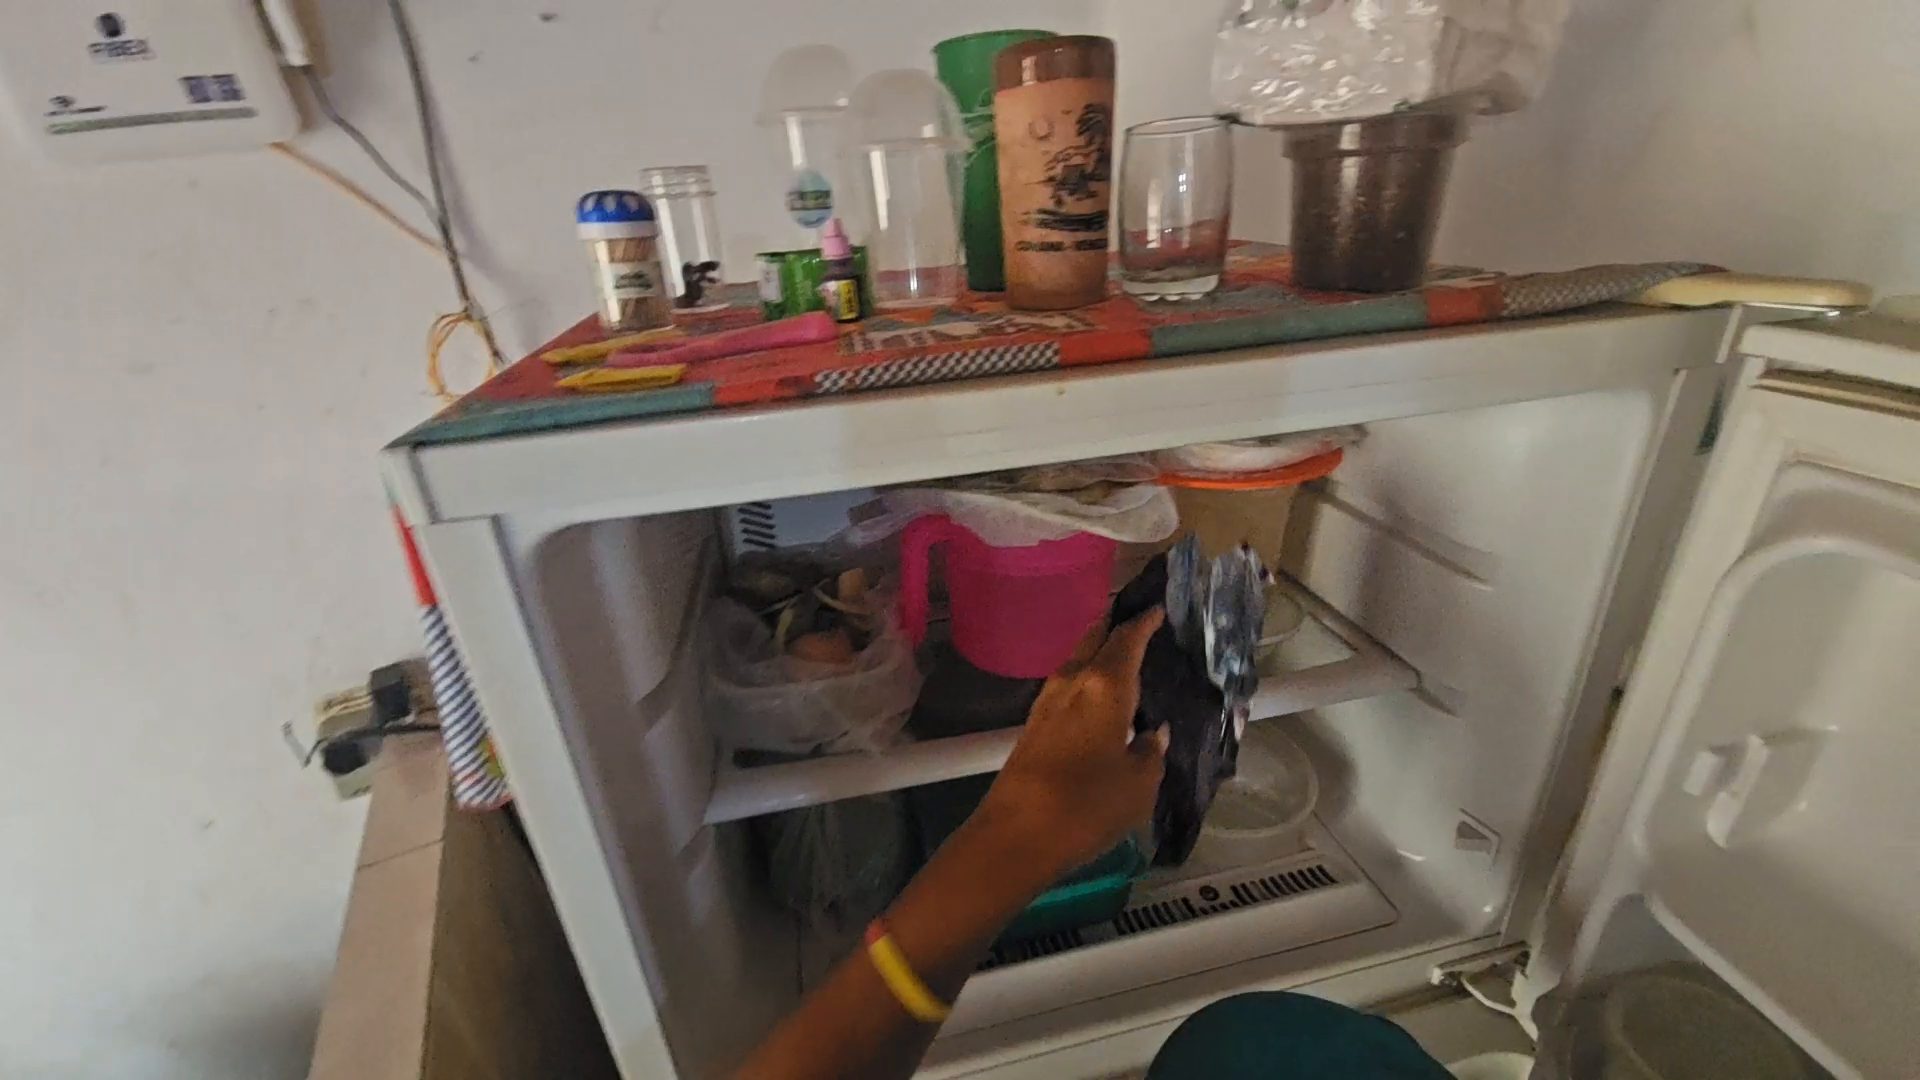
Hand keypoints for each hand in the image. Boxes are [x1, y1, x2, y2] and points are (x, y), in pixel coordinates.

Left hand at [974, 610, 1167, 882]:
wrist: (1017, 832)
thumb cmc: (1087, 805)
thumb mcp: (1139, 785)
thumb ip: (1151, 752)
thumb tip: (1152, 733)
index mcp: (1104, 685)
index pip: (1127, 639)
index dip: (1145, 622)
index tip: (1159, 608)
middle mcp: (1073, 679)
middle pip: (1095, 637)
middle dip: (1116, 624)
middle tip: (1141, 620)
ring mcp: (1048, 698)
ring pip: (1078, 658)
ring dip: (1099, 649)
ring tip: (1125, 655)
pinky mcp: (1035, 720)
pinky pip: (1068, 683)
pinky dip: (1087, 675)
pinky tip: (1101, 693)